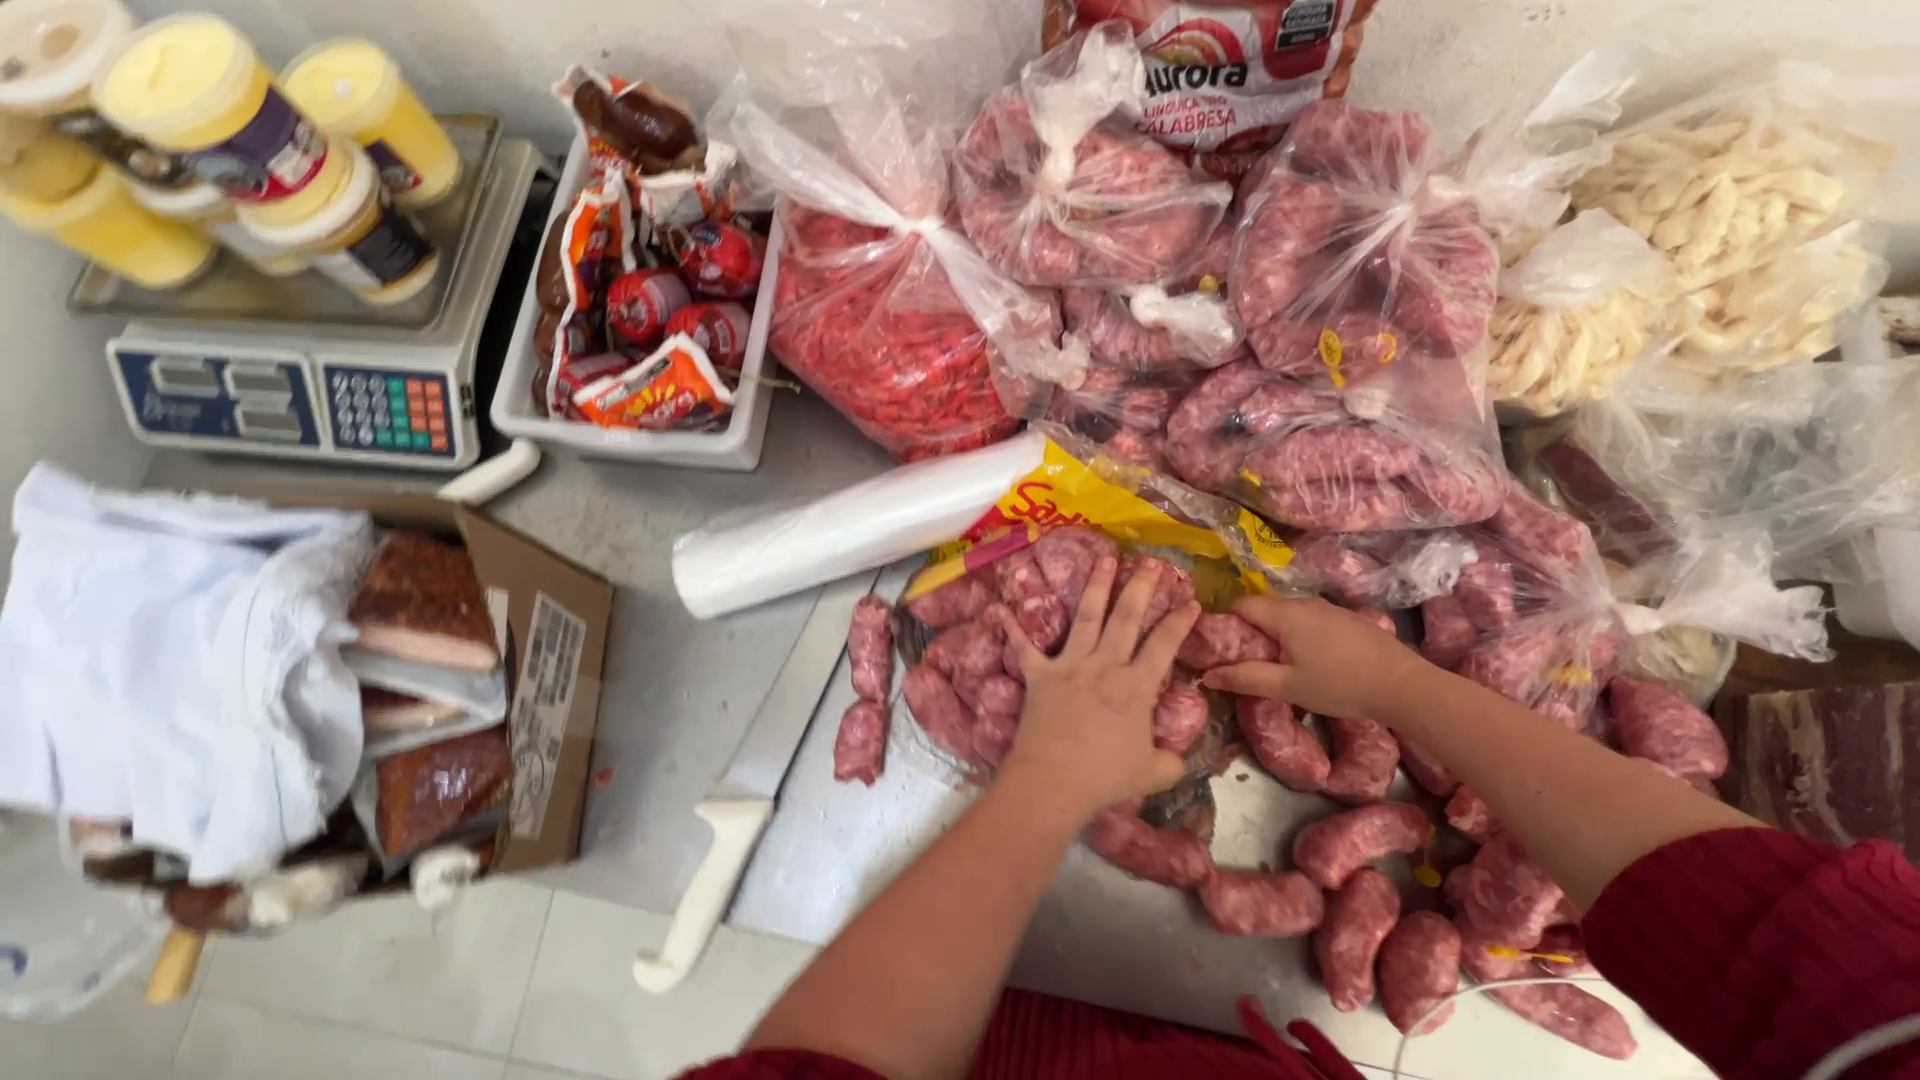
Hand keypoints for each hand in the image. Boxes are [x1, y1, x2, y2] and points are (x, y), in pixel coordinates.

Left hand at [998, 556, 1198, 821]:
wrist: (1054, 780)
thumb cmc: (1105, 776)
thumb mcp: (1153, 773)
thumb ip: (1170, 761)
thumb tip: (1178, 758)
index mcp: (1136, 686)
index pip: (1164, 645)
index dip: (1180, 622)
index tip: (1191, 601)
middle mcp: (1105, 666)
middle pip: (1126, 618)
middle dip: (1140, 587)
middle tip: (1150, 562)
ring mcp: (1070, 666)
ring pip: (1086, 617)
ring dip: (1096, 586)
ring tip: (1104, 559)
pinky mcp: (1039, 675)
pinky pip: (1024, 648)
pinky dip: (1013, 629)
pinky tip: (1001, 609)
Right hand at [1201, 595, 1426, 720]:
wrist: (1404, 685)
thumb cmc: (1340, 686)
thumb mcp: (1287, 687)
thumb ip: (1245, 678)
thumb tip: (1207, 675)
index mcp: (1285, 614)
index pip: (1241, 605)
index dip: (1225, 623)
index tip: (1221, 648)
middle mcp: (1305, 602)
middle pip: (1264, 608)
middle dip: (1250, 630)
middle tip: (1247, 661)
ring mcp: (1330, 608)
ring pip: (1288, 614)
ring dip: (1276, 633)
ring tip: (1279, 663)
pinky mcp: (1348, 618)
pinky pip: (1310, 619)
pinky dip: (1300, 634)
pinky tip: (1312, 660)